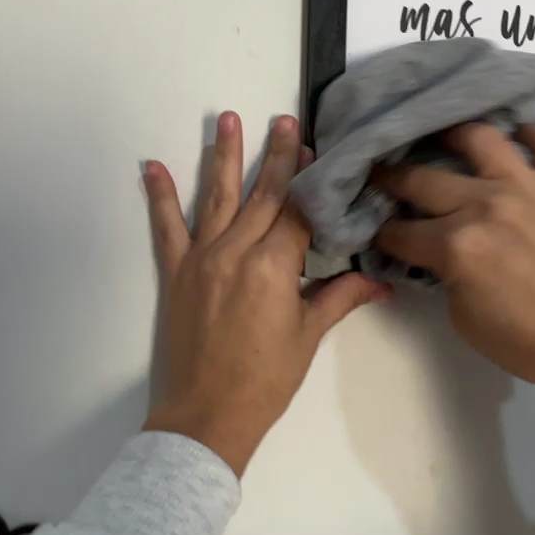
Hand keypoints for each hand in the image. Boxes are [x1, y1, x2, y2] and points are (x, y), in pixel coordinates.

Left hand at [142, 112, 389, 475]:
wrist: (207, 416)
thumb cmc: (265, 380)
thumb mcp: (308, 337)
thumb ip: (340, 298)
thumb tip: (382, 284)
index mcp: (274, 267)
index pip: (300, 213)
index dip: (312, 182)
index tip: (319, 151)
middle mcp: (237, 252)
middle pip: (263, 195)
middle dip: (277, 155)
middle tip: (284, 119)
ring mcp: (203, 259)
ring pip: (216, 198)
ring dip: (223, 156)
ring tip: (226, 119)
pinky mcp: (177, 273)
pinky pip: (167, 228)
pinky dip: (160, 197)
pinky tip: (152, 166)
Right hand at [371, 123, 534, 439]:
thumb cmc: (534, 344)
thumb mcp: (466, 321)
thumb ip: (446, 278)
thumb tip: (440, 257)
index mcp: (456, 246)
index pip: (400, 233)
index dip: (381, 234)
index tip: (374, 230)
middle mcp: (485, 205)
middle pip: (422, 179)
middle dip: (392, 179)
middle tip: (380, 176)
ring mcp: (528, 188)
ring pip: (480, 139)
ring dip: (453, 135)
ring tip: (443, 137)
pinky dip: (533, 135)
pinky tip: (520, 139)